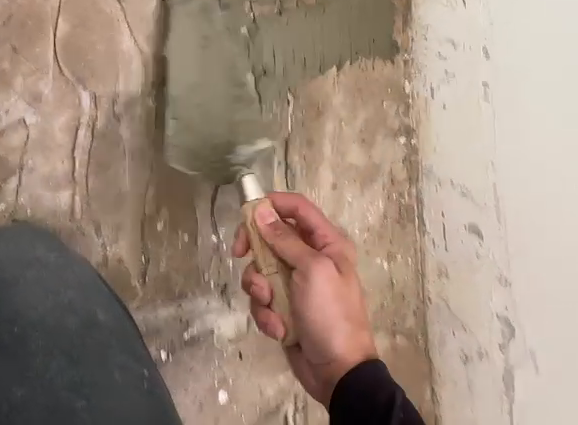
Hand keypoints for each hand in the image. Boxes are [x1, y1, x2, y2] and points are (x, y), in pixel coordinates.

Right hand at [233, 192, 379, 405]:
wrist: (338, 373)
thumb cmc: (331, 314)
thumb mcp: (311, 270)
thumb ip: (285, 239)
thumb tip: (261, 209)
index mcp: (326, 242)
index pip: (296, 207)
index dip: (271, 204)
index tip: (247, 214)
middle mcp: (310, 257)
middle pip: (270, 236)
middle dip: (255, 249)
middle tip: (239, 254)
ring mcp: (295, 283)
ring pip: (260, 269)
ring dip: (259, 288)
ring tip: (269, 304)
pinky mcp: (284, 306)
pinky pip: (262, 298)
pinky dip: (266, 313)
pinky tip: (278, 328)